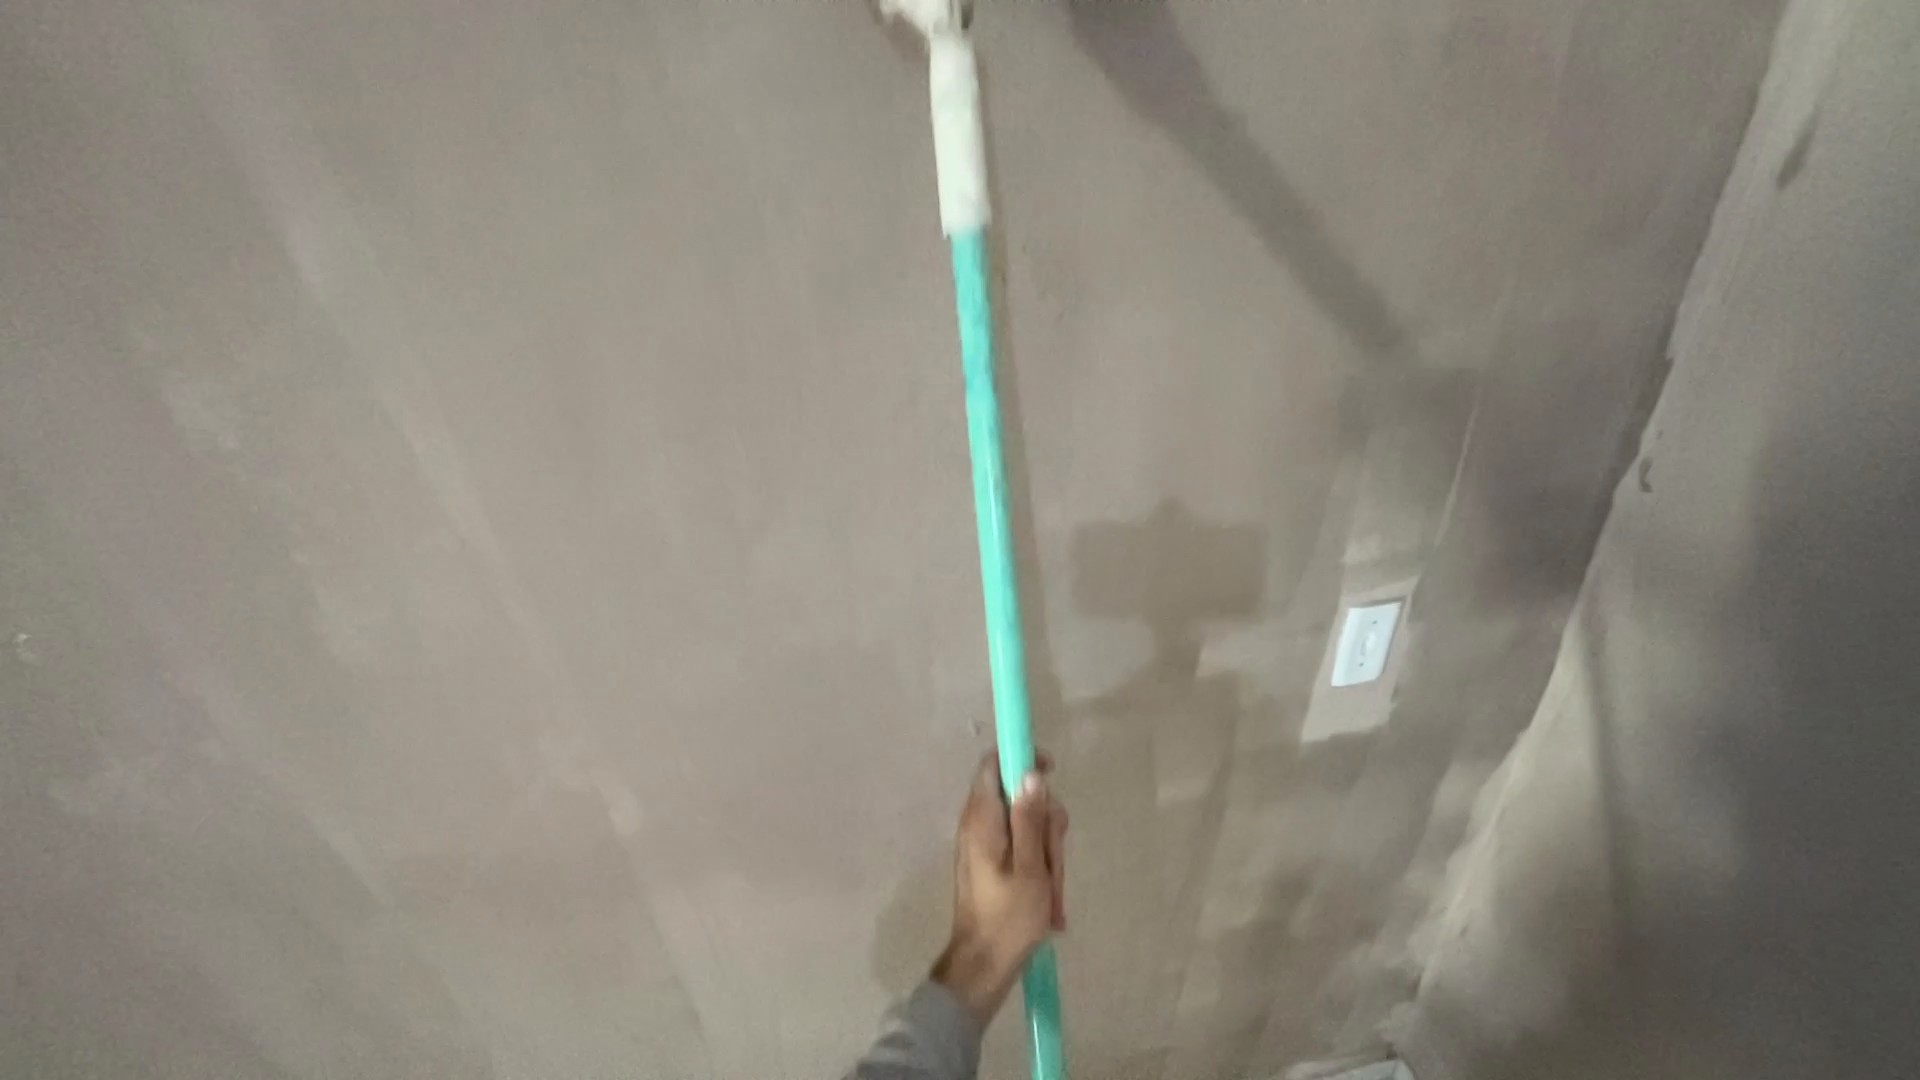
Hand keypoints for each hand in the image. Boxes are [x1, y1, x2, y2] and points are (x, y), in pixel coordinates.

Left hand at [932, 751, 1068, 1028]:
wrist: (983, 967)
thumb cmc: (1008, 918)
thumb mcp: (1030, 868)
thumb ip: (1030, 819)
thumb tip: (1030, 773)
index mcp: (982, 817)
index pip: (994, 763)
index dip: (1022, 758)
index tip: (1051, 772)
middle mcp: (978, 822)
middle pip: (1018, 794)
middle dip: (1045, 821)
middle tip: (1053, 857)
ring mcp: (983, 842)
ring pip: (1025, 822)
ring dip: (1046, 850)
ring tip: (1051, 888)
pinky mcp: (990, 860)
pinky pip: (1020, 845)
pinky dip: (1037, 864)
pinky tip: (1047, 897)